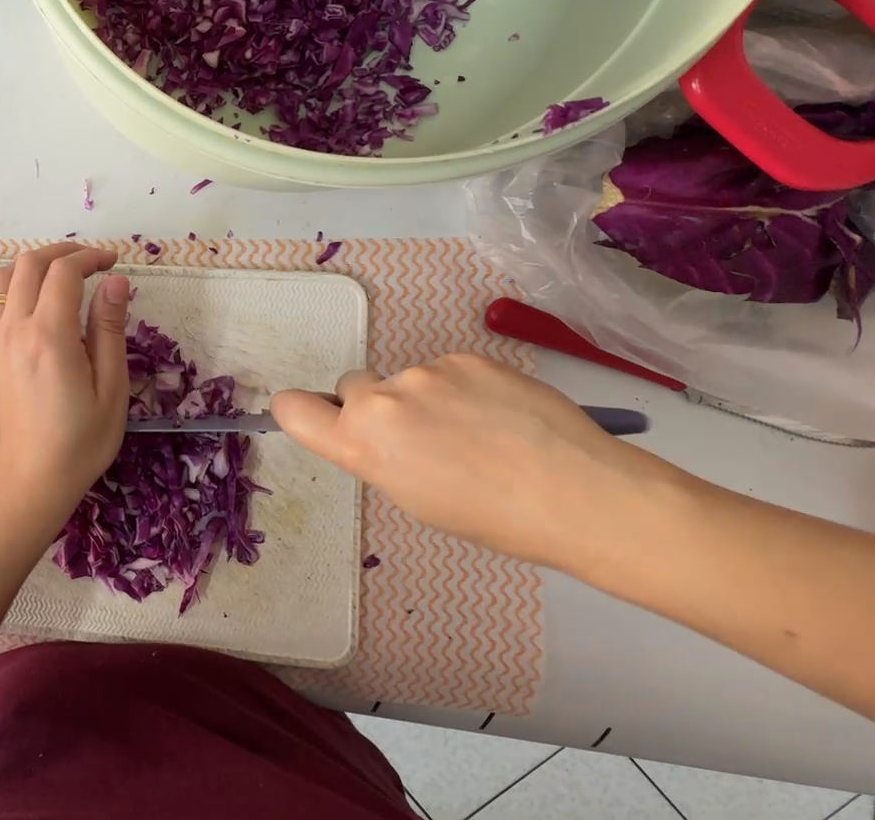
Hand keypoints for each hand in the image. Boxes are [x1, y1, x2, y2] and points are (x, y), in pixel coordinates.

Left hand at [0, 243, 130, 527]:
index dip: (90, 257)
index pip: (65, 271)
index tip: (111, 262)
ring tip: (53, 280)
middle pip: (29, 264)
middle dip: (61, 253)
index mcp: (50, 334)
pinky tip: (13, 302)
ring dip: (27, 268)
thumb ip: (109, 329)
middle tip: (88, 264)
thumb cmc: (80, 442)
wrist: (29, 483)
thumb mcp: (110, 388)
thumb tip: (114, 280)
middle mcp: (13, 328)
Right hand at [272, 354, 682, 568]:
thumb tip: (378, 434)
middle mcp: (381, 399)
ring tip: (479, 431)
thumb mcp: (412, 498)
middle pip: (354, 387)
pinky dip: (464, 389)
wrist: (581, 494)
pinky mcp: (466, 357)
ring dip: (426, 398)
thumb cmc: (492, 517)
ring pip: (407, 379)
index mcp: (360, 443)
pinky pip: (448, 370)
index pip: (293, 408)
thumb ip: (377, 455)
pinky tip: (501, 416)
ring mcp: (425, 372)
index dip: (302, 412)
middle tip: (422, 437)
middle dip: (376, 405)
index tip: (323, 420)